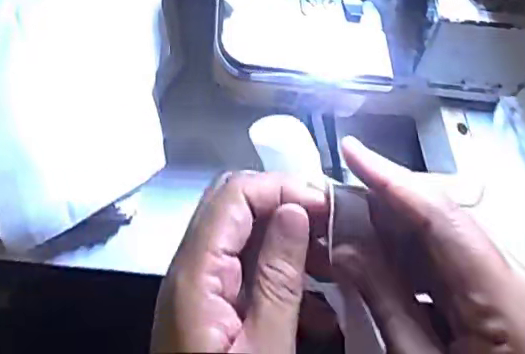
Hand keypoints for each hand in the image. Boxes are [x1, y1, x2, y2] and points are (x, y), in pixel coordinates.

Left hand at [152, 171, 329, 352]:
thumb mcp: (264, 353)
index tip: (327, 207)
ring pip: (242, 235)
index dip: (283, 188)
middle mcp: (189, 272)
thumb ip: (279, 277)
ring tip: (335, 263)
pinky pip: (244, 272)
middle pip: (235, 204)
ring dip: (288, 239)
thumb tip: (295, 208)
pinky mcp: (209, 315)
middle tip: (331, 224)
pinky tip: (318, 308)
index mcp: (195, 275)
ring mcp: (197, 293)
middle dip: (286, 204)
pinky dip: (280, 273)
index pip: (236, 194)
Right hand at [334, 138, 524, 353]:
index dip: (392, 178)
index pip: (443, 218)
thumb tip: (346, 246)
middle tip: (340, 197)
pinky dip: (424, 269)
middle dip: (393, 208)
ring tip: (354, 228)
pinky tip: (388, 268)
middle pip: (451, 226)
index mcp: (511, 302)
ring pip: (456, 248)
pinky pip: (465, 277)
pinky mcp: (519, 316)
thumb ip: (387, 304)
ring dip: (404, 238)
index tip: (352, 149)